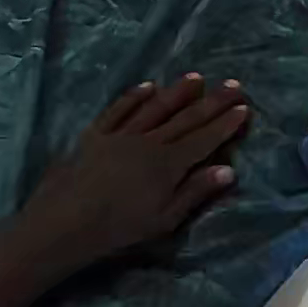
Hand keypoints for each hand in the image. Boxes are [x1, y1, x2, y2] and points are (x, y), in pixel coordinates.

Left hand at [21, 73, 250, 268]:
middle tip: (234, 84)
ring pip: (156, 108)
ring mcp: (122, 135)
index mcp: (169, 163)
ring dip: (178, 92)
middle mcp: (149, 141)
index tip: (244, 108)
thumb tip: (229, 170)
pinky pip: (119, 110)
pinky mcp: (96, 135)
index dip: (226, 123)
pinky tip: (147, 86)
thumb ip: (195, 192)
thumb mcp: (164, 219)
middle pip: (186, 118)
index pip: (205, 139)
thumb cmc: (119, 229)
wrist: (63, 223)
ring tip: (196, 77)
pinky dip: (134, 96)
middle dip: (213, 102)